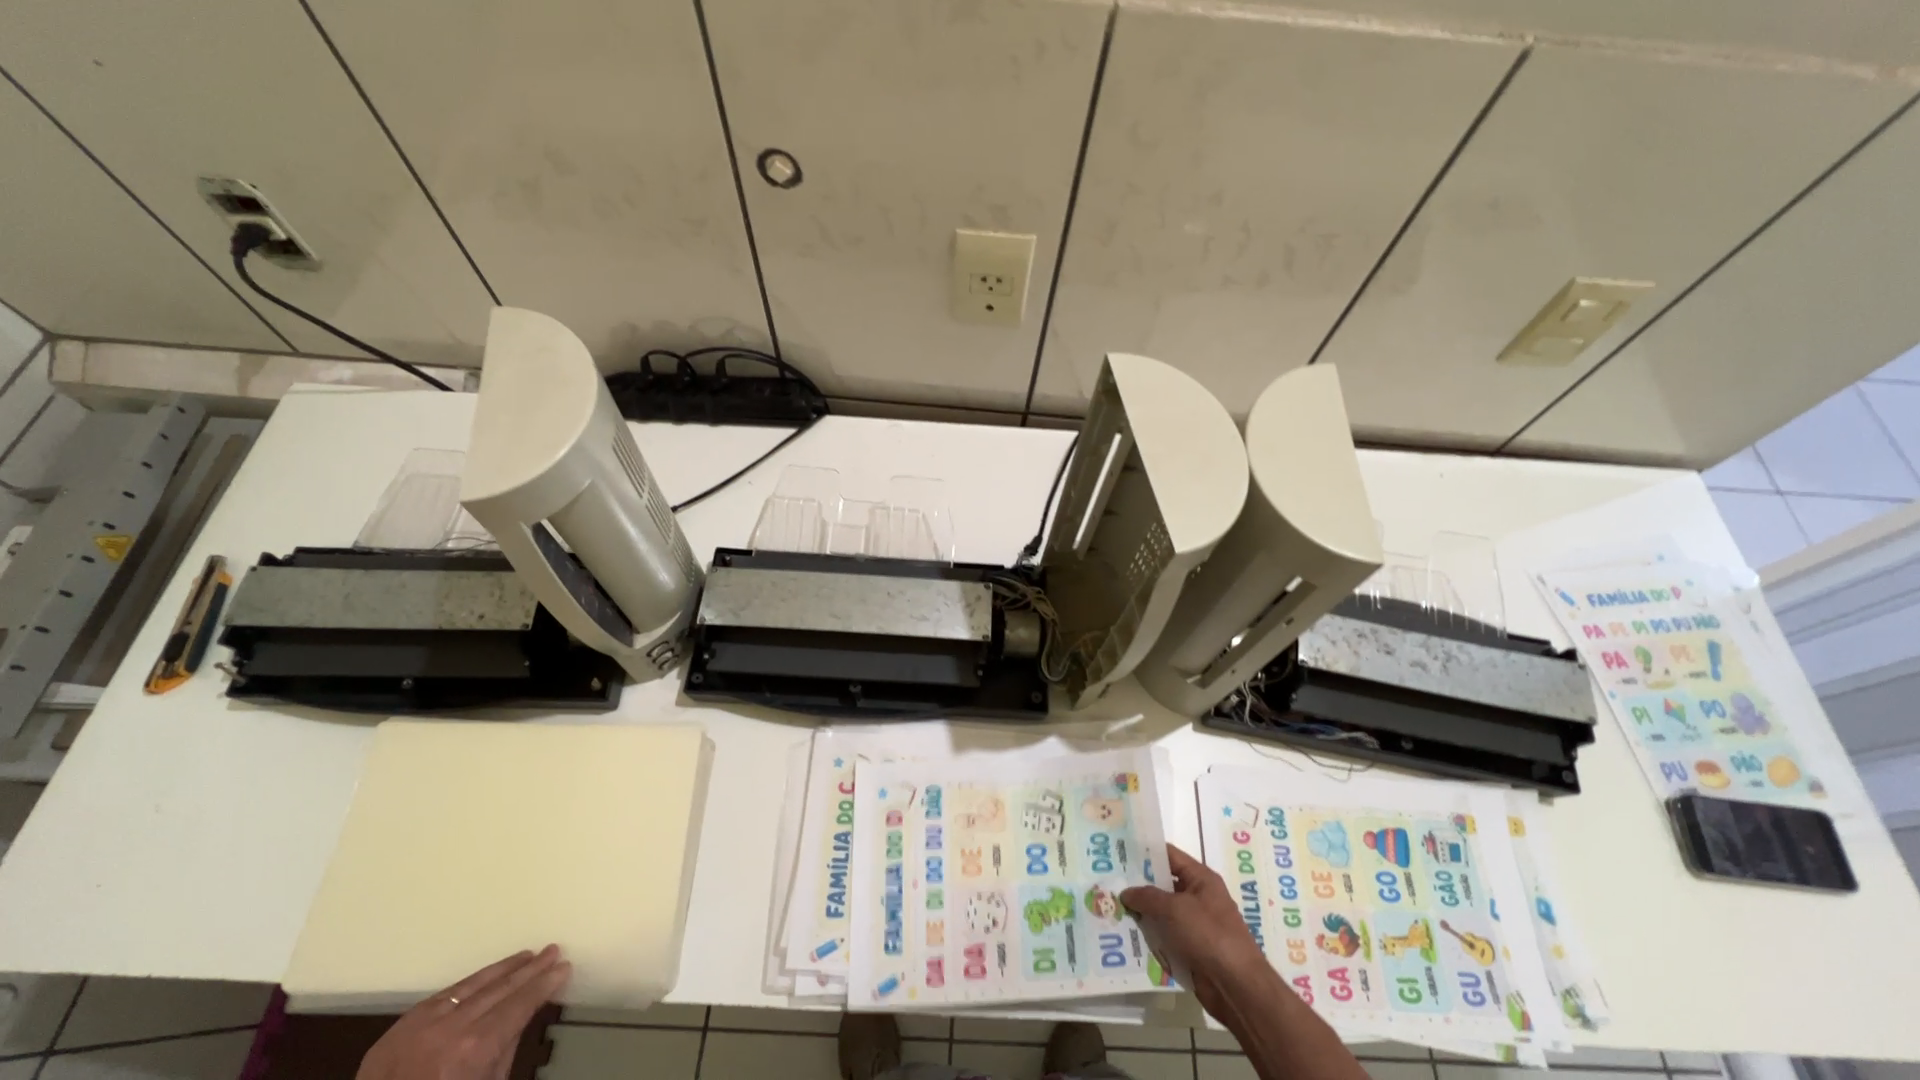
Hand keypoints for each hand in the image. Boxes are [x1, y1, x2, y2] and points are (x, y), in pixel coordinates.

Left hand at [357, 945, 571, 1079]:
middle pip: (498, 989)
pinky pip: (442, 996)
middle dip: (528, 970)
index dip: (543, 985)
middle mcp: (450, 1028)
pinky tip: (485, 977)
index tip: (563, 967)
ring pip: (470, 985)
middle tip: (552, 951)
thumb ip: (505, 1049)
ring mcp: (422, 1024)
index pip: (519, 1004)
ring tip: (526, 956)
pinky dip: (467, 985)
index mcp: (476, 1048)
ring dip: (501, 969)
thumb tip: (521, 1014)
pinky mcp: (400, 1026)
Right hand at [1121, 844, 1273, 1012]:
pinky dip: (1149, 937)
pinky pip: (1164, 937)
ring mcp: (1195, 925)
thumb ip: (1147, 897)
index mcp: (1201, 879)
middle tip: (1107, 882)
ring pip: (1161, 914)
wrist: (1235, 984)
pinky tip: (1125, 936)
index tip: (1119, 851)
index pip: (1170, 856)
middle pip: (1164, 886)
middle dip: (1138, 885)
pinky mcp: (1190, 949)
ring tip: (1109, 908)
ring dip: (1141, 914)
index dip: (1146, 852)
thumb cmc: (1208, 935)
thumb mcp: (1174, 909)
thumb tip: (1126, 892)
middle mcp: (1199, 898)